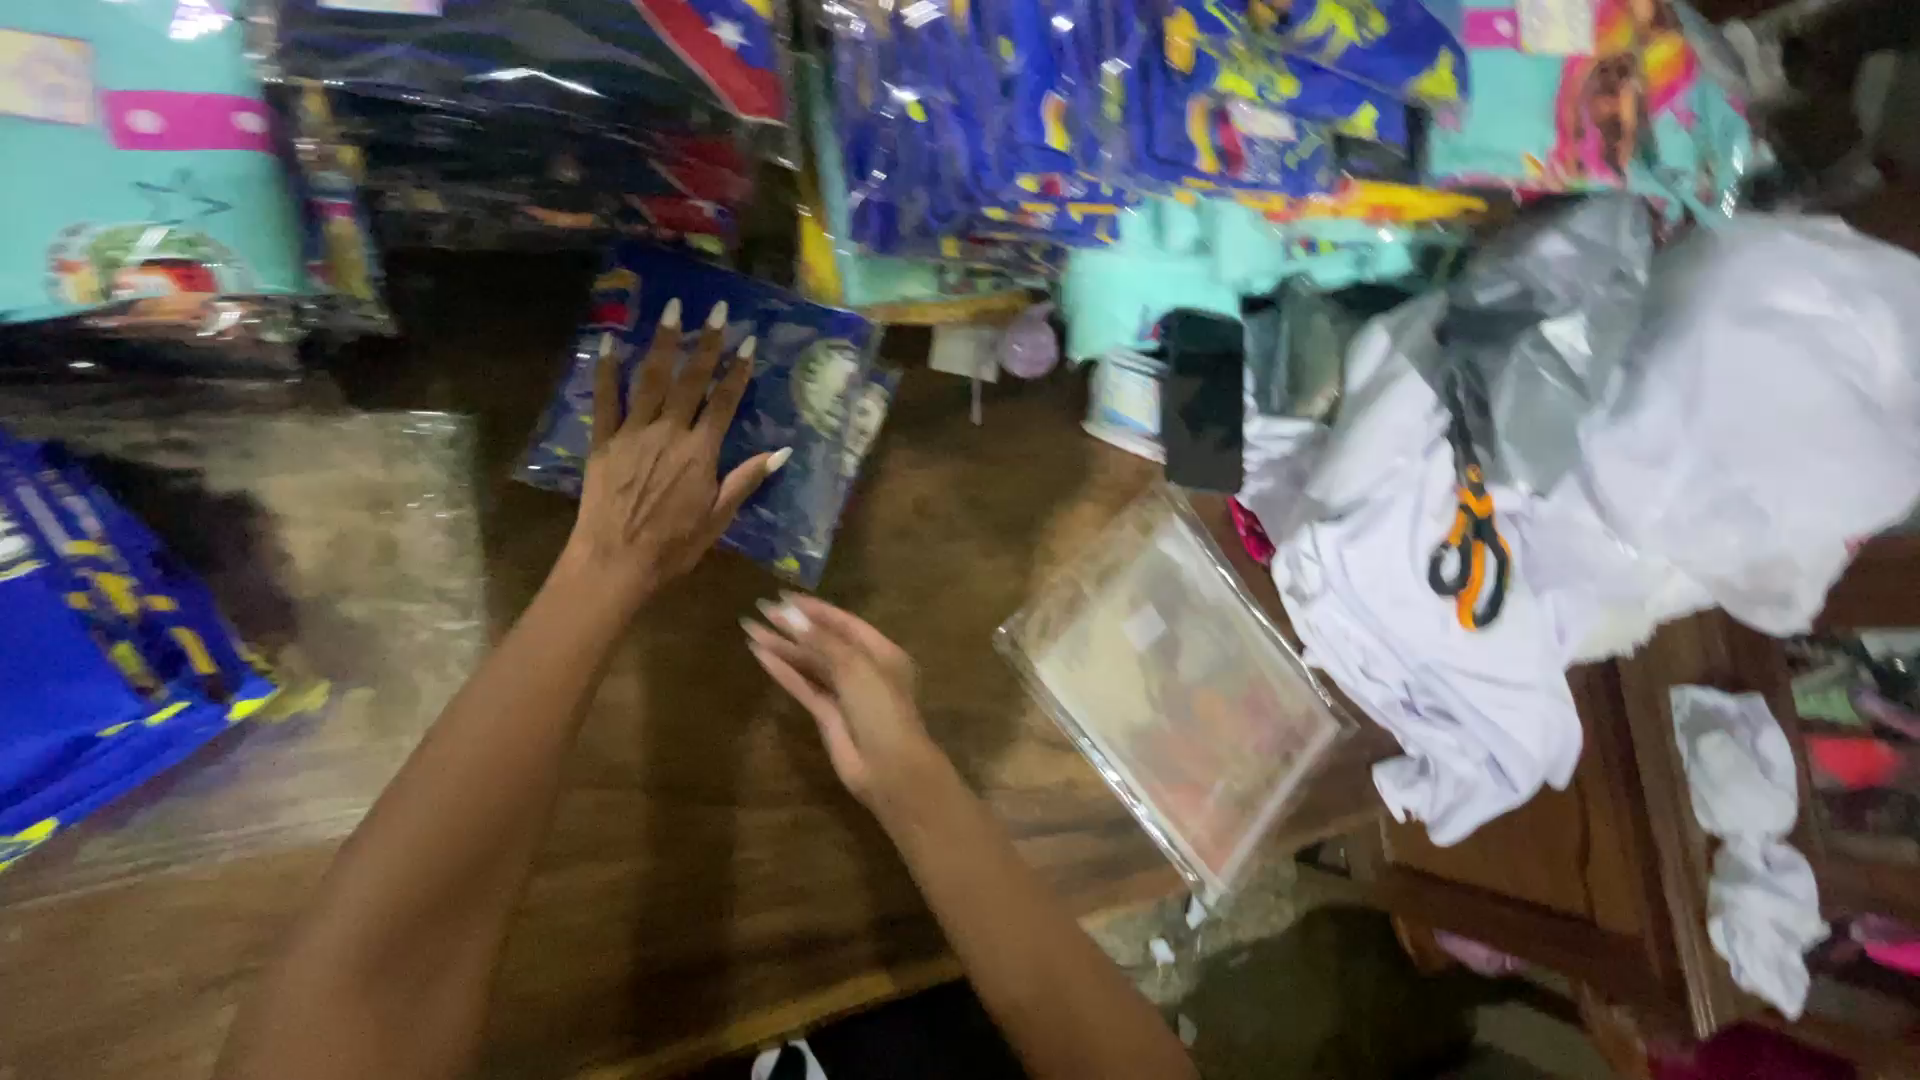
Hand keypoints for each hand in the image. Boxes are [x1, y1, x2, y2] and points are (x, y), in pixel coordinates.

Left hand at [561, 299, 786, 609]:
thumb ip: (746, 480)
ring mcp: (633, 434)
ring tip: (671, 310)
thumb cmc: (674, 546)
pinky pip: (604, 400)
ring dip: (662, 343)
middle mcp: (669, 433)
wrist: (617, 562)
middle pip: (691, 380)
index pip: (724, 401)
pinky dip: (606, 370)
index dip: (737, 370)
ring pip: (650, 380)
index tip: (748, 341)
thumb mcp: (719, 517)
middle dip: (706, 343)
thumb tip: (781, 451)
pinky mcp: (603, 442)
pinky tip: (608, 342)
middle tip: (716, 309)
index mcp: (700, 452)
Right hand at [744, 594, 943, 808]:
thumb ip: (822, 641)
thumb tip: (790, 615)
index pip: (844, 623)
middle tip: (760, 610)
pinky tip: (761, 656)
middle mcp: (864, 669)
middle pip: (825, 642)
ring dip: (783, 648)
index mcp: (882, 652)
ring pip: (811, 664)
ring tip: (751, 629)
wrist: (889, 768)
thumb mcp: (856, 667)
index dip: (815, 610)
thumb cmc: (881, 709)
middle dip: (794, 627)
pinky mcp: (827, 716)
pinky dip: (784, 672)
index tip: (784, 597)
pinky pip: (804, 687)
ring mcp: (845, 693)